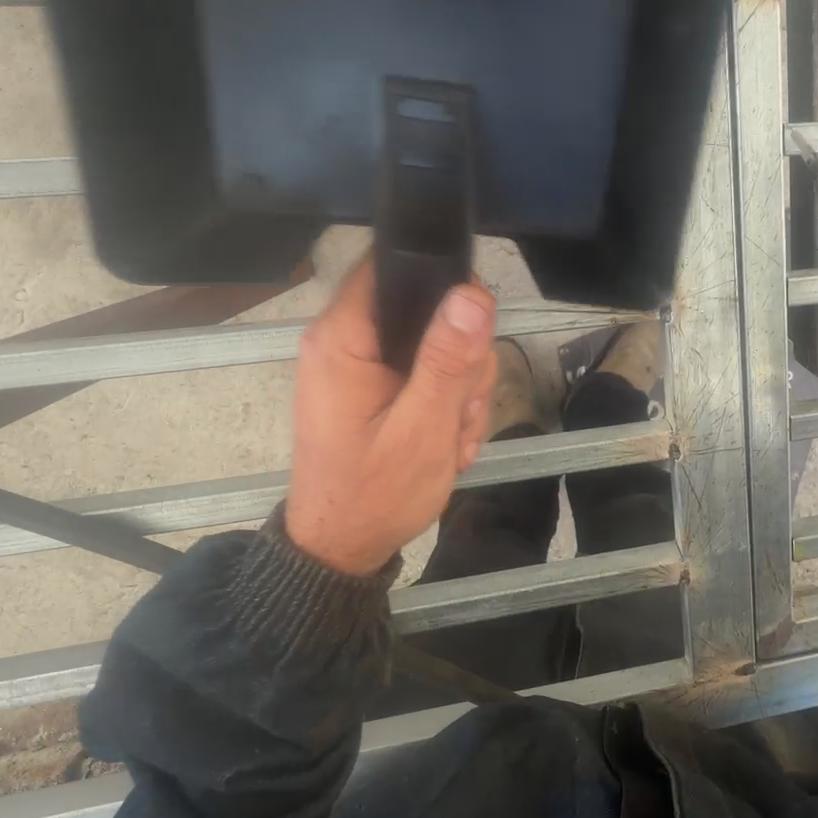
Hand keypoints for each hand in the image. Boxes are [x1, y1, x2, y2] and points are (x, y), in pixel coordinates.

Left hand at [285, 256, 497, 574]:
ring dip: (461, 388)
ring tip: (450, 435)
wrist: (344, 549)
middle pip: (428, 310)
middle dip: (462, 358)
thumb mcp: (422, 430)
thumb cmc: (375, 494)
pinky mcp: (379, 386)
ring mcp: (365, 365)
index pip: (392, 267)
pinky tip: (446, 438)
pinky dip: (449, 404)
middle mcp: (349, 340)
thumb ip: (448, 361)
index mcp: (344, 339)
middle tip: (459, 410)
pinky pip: (431, 373)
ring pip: (440, 344)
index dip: (442, 282)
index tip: (473, 328)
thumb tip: (472, 294)